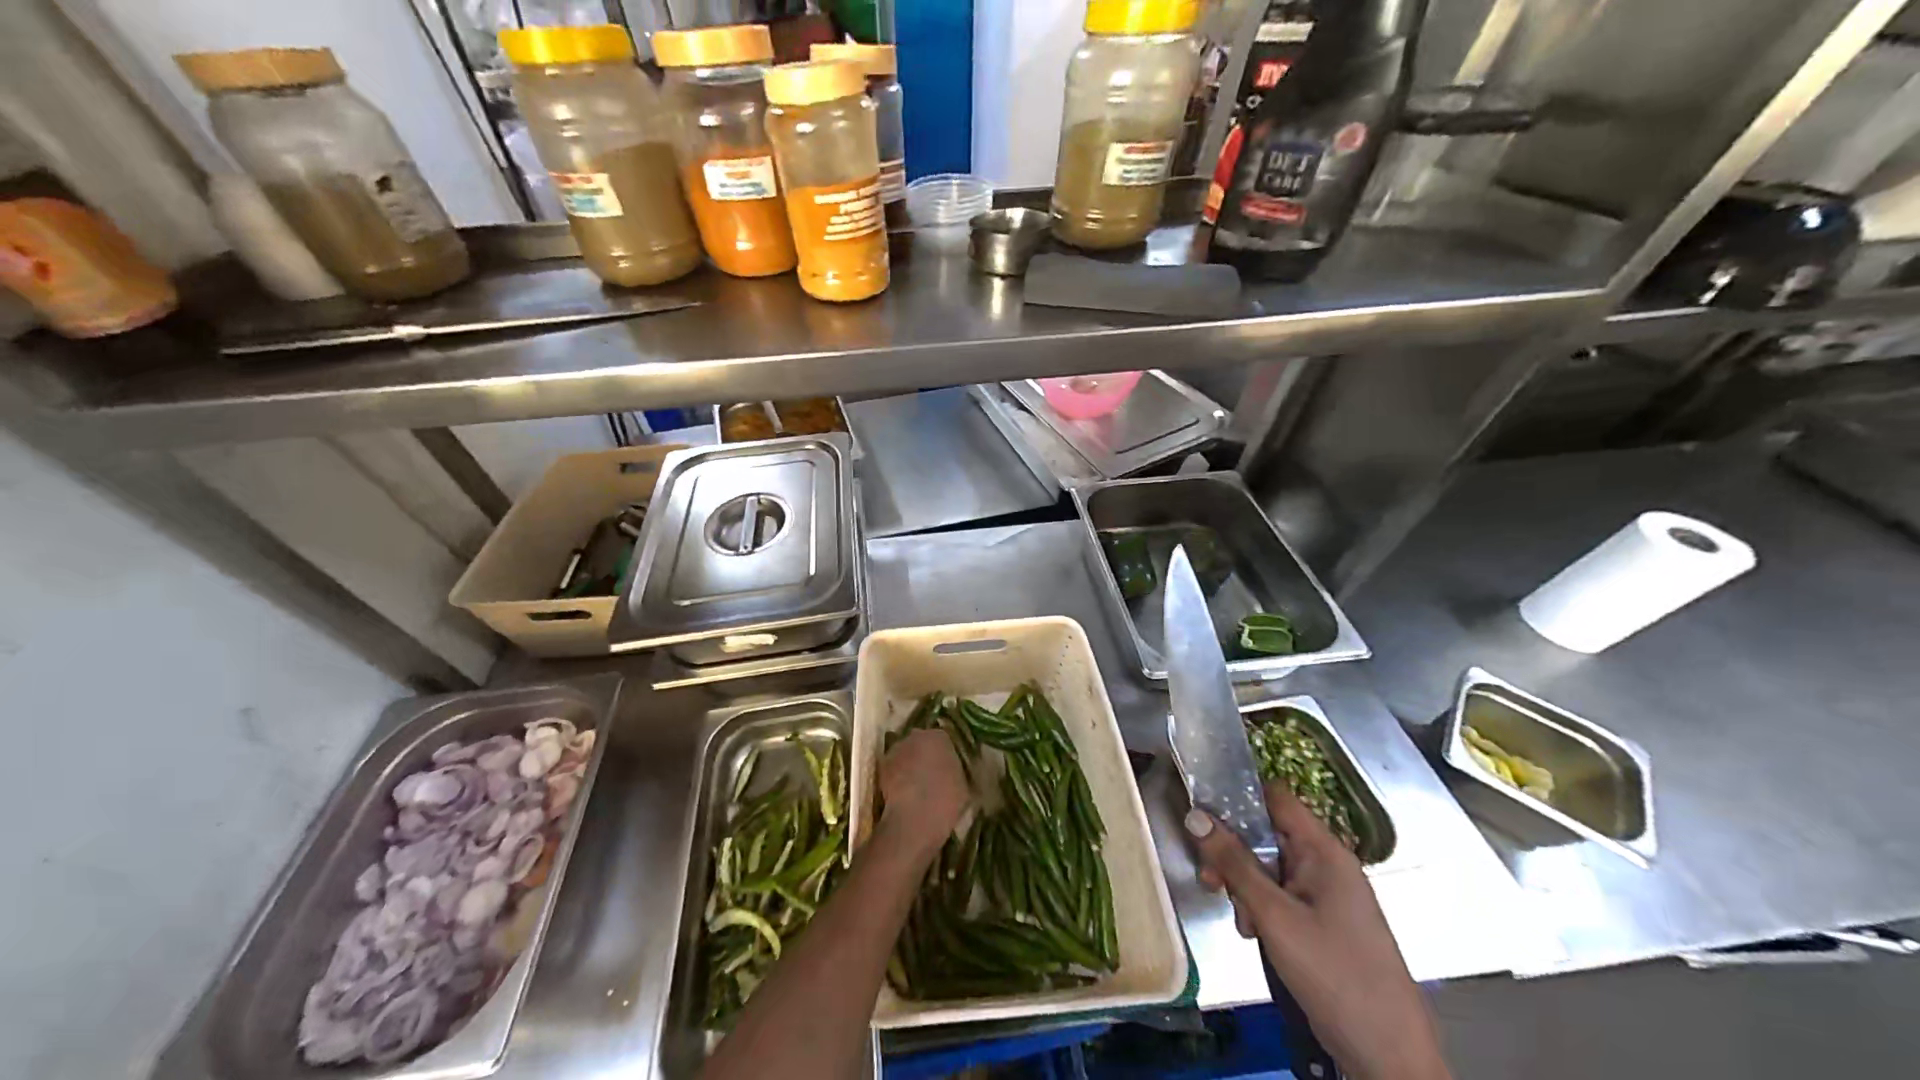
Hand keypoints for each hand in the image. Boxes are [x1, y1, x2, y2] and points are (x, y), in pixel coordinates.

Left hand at [879, 728, 968, 855]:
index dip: (943, 755)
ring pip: (904, 753)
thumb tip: (951, 772)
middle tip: (928, 775)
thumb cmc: (946, 800)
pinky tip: (900, 793)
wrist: (915, 816)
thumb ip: (956, 771)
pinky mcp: (882, 765)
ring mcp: (897, 749)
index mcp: (941, 737)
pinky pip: (891, 767)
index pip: (943, 741)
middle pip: (920, 742)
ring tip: (913, 786)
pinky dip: (895, 776)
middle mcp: (917, 736)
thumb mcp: (963, 784)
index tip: (944, 769)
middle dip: (923, 755)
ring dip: (907, 764)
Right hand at [1186, 782, 1450, 1079]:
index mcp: (1324, 851)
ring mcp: (1327, 896)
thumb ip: (1233, 863)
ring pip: (1270, 869)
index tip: (1201, 811)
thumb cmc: (1333, 972)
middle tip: (1209, 880)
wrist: (1388, 1053)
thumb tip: (1194, 815)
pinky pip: (1282, 898)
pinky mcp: (1323, 924)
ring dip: (1245, 887)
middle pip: (1268, 836)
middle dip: (1233, 853)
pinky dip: (1261, 908)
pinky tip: (1254, 933)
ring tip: (1239, 918)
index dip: (1238, 796)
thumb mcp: (1274, 915)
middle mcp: (1326, 865)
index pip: (1276, 798)